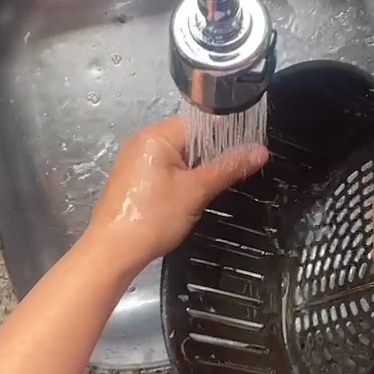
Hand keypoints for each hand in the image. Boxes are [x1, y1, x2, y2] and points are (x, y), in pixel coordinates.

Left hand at [83, 115, 267, 272]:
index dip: (226, 133)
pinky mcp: (133, 178)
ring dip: (197, 168)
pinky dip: (181, 177)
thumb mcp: (196, 191)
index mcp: (155, 135)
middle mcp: (142, 141)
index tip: (249, 147)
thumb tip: (260, 151)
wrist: (113, 251)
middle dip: (213, 153)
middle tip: (236, 170)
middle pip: (189, 137)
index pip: (200, 122)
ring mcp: (135, 160)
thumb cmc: (152, 218)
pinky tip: (191, 195)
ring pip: (178, 155)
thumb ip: (228, 167)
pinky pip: (165, 168)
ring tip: (214, 185)